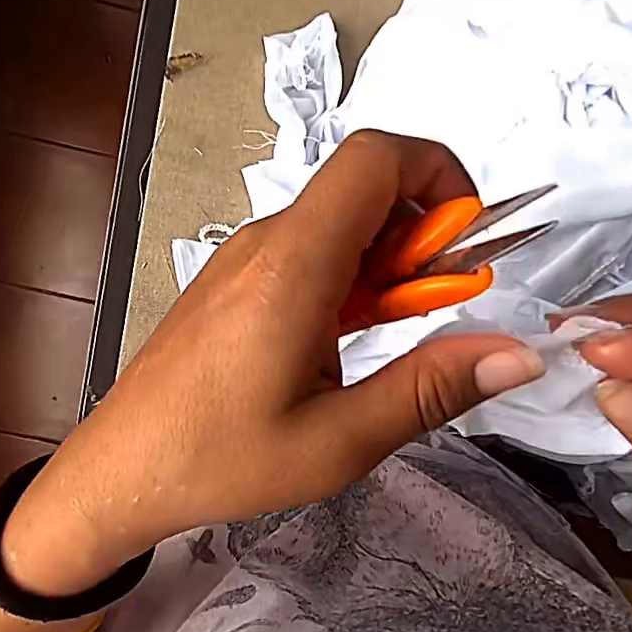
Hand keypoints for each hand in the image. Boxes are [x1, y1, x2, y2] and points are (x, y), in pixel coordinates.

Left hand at [0, 132, 546, 594]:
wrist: (117, 473)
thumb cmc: (218, 461)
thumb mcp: (339, 441)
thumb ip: (432, 390)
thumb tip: (514, 355)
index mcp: (294, 266)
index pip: (375, 159)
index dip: (439, 175)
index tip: (469, 240)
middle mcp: (272, 242)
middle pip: (369, 186)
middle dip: (426, 230)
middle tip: (445, 301)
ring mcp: (254, 256)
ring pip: (347, 220)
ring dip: (394, 259)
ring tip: (403, 327)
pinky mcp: (247, 276)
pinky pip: (320, 249)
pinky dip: (360, 275)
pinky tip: (358, 332)